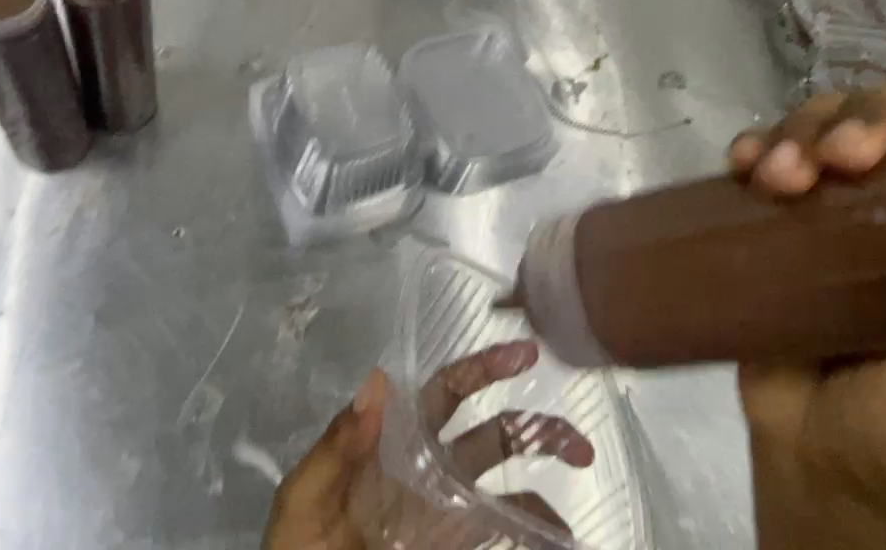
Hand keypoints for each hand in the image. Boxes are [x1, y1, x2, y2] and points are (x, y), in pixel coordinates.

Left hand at [267, 342, 591, 548]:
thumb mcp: (305, 498)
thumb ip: (338, 445)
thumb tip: (377, 379)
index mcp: (393, 442)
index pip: (445, 391)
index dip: (483, 369)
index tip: (524, 354)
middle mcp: (428, 469)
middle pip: (491, 433)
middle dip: (534, 424)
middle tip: (577, 437)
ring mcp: (446, 513)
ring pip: (507, 479)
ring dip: (544, 474)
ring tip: (581, 476)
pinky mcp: (456, 546)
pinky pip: (504, 530)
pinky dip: (536, 530)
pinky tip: (560, 537)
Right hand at [727, 69, 885, 549]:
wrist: (810, 461)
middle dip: (872, 116)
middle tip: (840, 161)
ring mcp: (844, 203)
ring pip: (830, 119)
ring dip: (804, 128)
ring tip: (779, 180)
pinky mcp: (780, 213)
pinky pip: (767, 152)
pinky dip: (755, 144)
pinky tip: (743, 165)